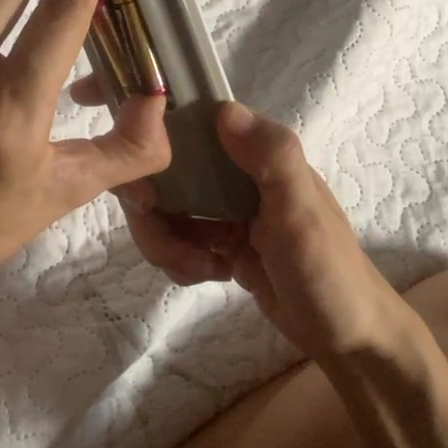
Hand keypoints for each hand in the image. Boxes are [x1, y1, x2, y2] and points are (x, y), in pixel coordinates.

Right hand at [72, 81, 404, 356]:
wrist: (348, 340)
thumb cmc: (328, 269)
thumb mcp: (302, 213)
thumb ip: (270, 157)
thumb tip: (222, 108)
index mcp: (252, 147)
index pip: (188, 111)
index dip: (141, 111)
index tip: (99, 115)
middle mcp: (231, 166)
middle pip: (159, 162)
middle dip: (147, 202)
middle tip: (155, 231)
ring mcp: (220, 202)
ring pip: (159, 203)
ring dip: (163, 238)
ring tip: (198, 267)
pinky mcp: (214, 236)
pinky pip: (171, 235)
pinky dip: (176, 256)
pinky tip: (207, 273)